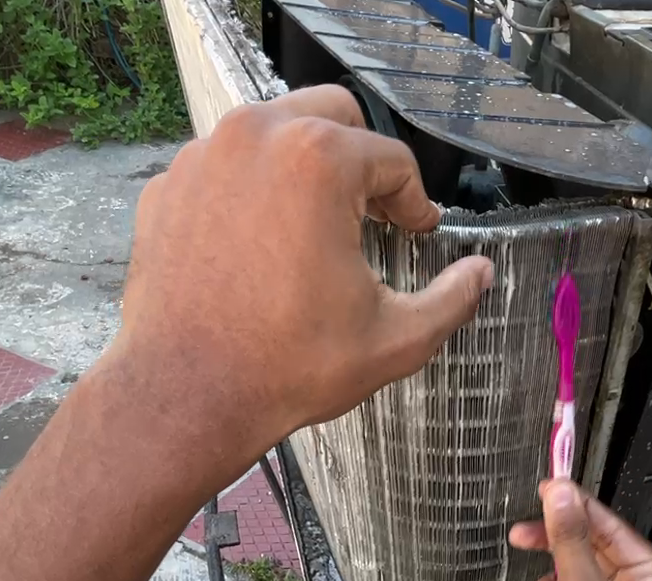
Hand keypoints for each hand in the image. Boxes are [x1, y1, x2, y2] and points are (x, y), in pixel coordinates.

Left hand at [103, 86, 495, 456]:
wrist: (191, 394)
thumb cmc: (289, 367)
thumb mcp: (395, 341)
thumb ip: (451, 300)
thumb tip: (481, 275)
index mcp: (319, 162)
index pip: (392, 161)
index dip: (416, 202)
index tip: (419, 230)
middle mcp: (257, 138)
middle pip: (334, 116)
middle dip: (364, 163)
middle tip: (377, 215)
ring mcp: (204, 158)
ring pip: (275, 132)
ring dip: (309, 170)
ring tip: (323, 228)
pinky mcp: (170, 187)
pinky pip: (227, 167)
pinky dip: (256, 192)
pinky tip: (268, 246)